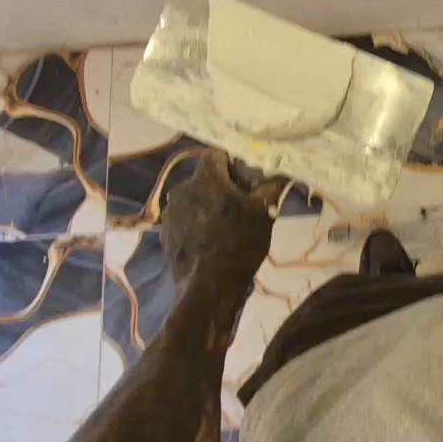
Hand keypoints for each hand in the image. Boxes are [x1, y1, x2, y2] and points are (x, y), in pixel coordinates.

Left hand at [159, 150, 281, 268]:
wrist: (210, 285)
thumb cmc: (239, 241)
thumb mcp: (263, 213)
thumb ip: (268, 188)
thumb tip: (278, 173)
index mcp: (205, 178)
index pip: (216, 156)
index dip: (232, 164)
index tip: (245, 179)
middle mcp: (181, 189)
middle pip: (203, 179)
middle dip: (219, 187)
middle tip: (239, 204)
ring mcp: (169, 213)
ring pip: (192, 200)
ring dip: (206, 206)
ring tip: (223, 225)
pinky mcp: (164, 234)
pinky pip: (184, 220)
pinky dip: (195, 224)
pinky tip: (209, 240)